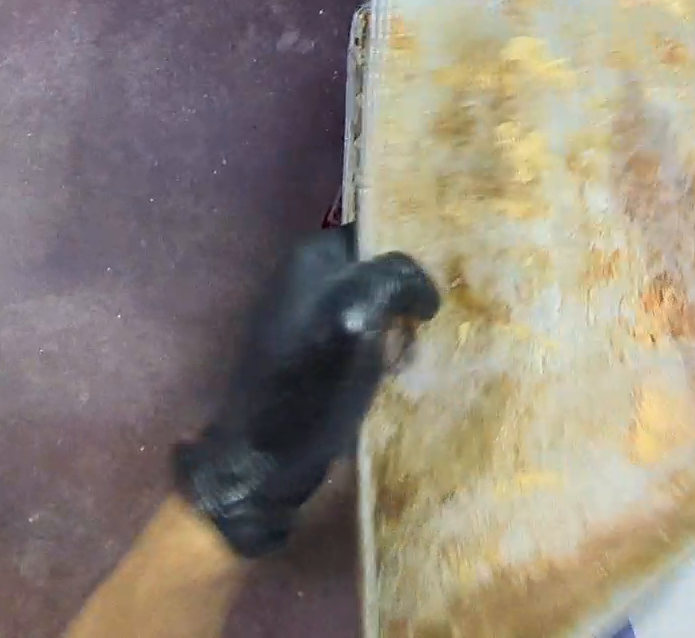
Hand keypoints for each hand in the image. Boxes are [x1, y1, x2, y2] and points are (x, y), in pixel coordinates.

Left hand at [175, 225, 437, 556]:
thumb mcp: (359, 309)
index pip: (379, 236)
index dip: (409, 262)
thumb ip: (396, 276)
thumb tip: (423, 294)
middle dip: (404, 303)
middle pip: (380, 274)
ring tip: (402, 362)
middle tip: (415, 334)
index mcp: (311, 254)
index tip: (430, 295)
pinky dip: (382, 356)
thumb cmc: (311, 378)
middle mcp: (304, 277)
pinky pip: (363, 339)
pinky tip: (388, 378)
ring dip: (397, 334)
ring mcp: (305, 317)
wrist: (265, 458)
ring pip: (377, 309)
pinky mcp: (310, 354)